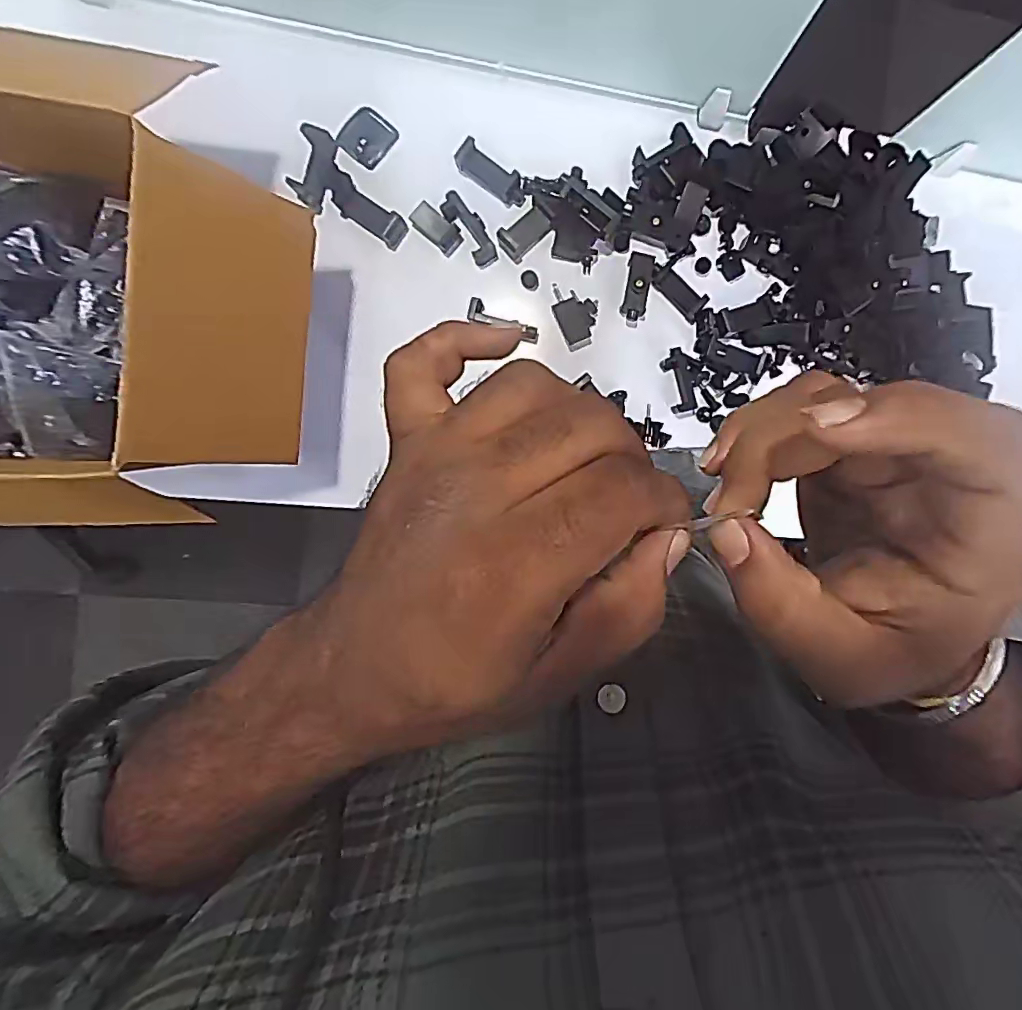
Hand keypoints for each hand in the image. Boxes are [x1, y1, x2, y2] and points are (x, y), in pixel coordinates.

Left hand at [292, 320, 691, 756]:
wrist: (355, 670)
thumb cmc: (450, 681)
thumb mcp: (558, 677)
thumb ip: (629, 610)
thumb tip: (667, 538)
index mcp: (516, 562)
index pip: (625, 491)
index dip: (664, 502)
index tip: (664, 523)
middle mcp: (476, 491)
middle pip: (592, 429)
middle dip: (632, 462)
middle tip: (626, 501)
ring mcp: (435, 454)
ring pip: (533, 386)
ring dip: (578, 412)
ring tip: (583, 454)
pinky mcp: (405, 441)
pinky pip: (424, 362)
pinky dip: (463, 339)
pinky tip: (504, 344)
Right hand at [699, 374, 1021, 707]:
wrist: (904, 642)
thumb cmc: (902, 649)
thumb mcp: (839, 654)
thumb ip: (779, 603)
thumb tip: (728, 531)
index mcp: (988, 527)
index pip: (979, 443)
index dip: (902, 419)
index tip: (816, 428)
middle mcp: (951, 468)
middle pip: (877, 408)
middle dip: (786, 441)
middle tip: (736, 499)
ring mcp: (900, 447)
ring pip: (832, 396)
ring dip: (764, 433)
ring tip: (728, 489)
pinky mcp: (855, 443)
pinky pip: (802, 409)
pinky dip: (758, 433)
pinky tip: (733, 466)